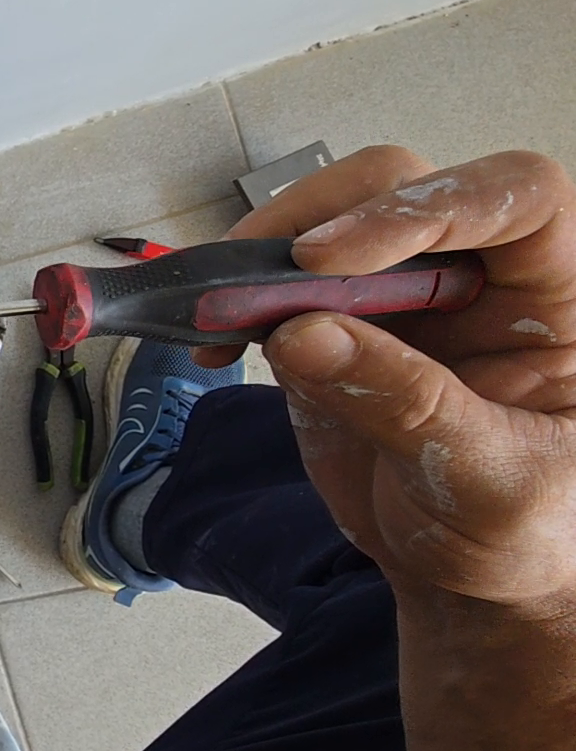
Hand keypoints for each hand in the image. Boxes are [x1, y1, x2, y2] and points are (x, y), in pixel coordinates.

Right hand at [212, 146, 575, 610]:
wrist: (459, 563)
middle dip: (314, 221)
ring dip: (254, 262)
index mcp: (561, 299)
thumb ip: (404, 401)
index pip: (513, 199)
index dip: (422, 209)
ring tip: (215, 318)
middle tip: (255, 277)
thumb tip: (300, 333)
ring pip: (318, 227)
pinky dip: (224, 307)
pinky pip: (265, 288)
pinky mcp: (322, 328)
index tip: (324, 259)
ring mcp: (391, 302)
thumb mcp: (487, 477)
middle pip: (396, 187)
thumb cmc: (520, 531)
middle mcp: (476, 280)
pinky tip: (210, 347)